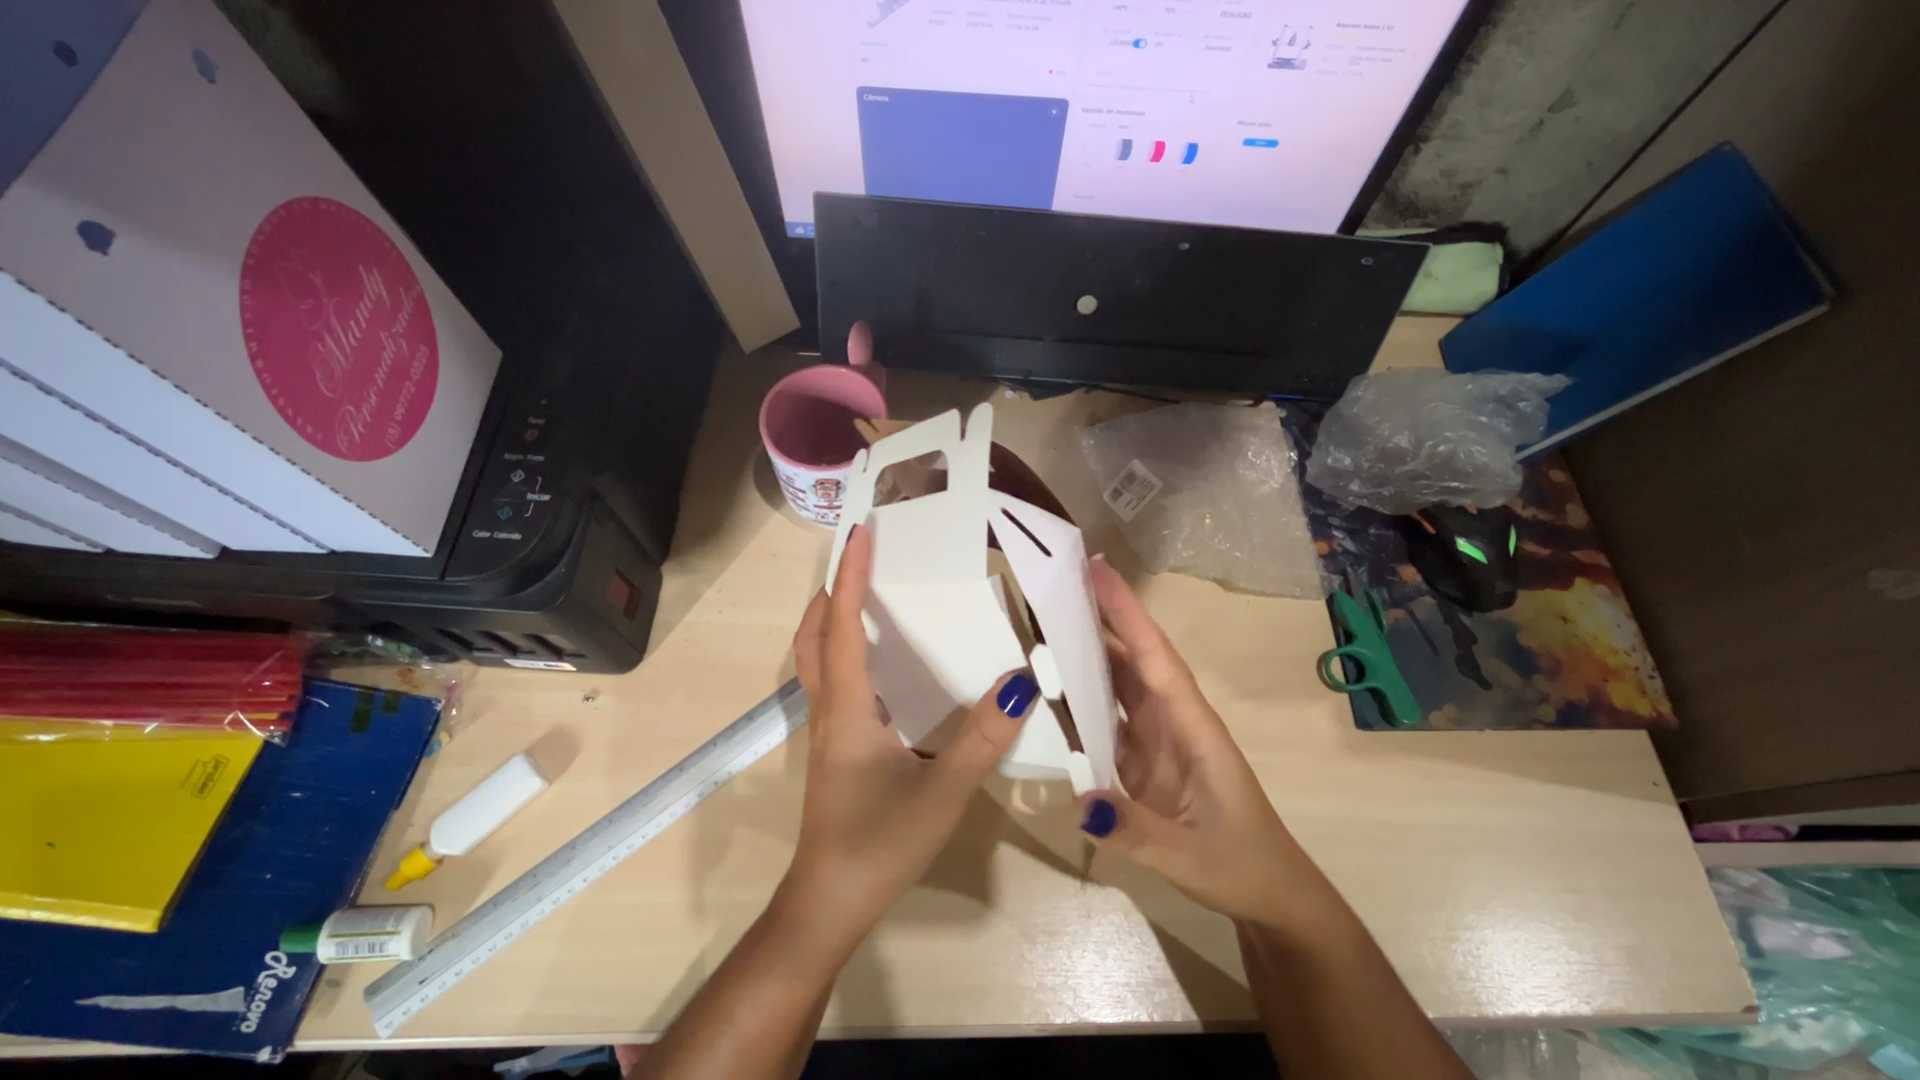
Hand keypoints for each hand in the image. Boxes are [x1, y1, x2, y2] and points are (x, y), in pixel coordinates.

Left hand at [784, 525, 1038, 943]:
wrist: (829, 903)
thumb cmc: (879, 844)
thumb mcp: (942, 791)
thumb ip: (982, 737)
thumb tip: (1022, 679)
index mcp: (847, 707)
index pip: (841, 625)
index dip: (851, 575)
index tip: (863, 531)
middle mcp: (830, 709)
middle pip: (813, 635)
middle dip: (832, 590)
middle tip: (864, 557)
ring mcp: (829, 731)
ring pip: (818, 660)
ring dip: (834, 620)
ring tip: (872, 595)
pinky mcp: (837, 750)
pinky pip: (835, 683)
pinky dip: (848, 653)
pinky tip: (886, 666)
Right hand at [1076, 556, 1319, 928]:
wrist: (1269, 895)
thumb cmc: (1242, 866)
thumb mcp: (1192, 856)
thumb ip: (1137, 831)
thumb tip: (1080, 802)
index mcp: (1194, 729)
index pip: (1156, 660)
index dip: (1127, 614)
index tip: (1097, 571)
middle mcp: (1174, 724)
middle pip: (1133, 662)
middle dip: (1098, 622)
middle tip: (1052, 587)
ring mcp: (1158, 744)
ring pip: (1118, 688)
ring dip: (1086, 658)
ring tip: (1042, 627)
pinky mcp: (1143, 767)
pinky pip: (1106, 725)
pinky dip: (1079, 706)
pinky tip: (1049, 695)